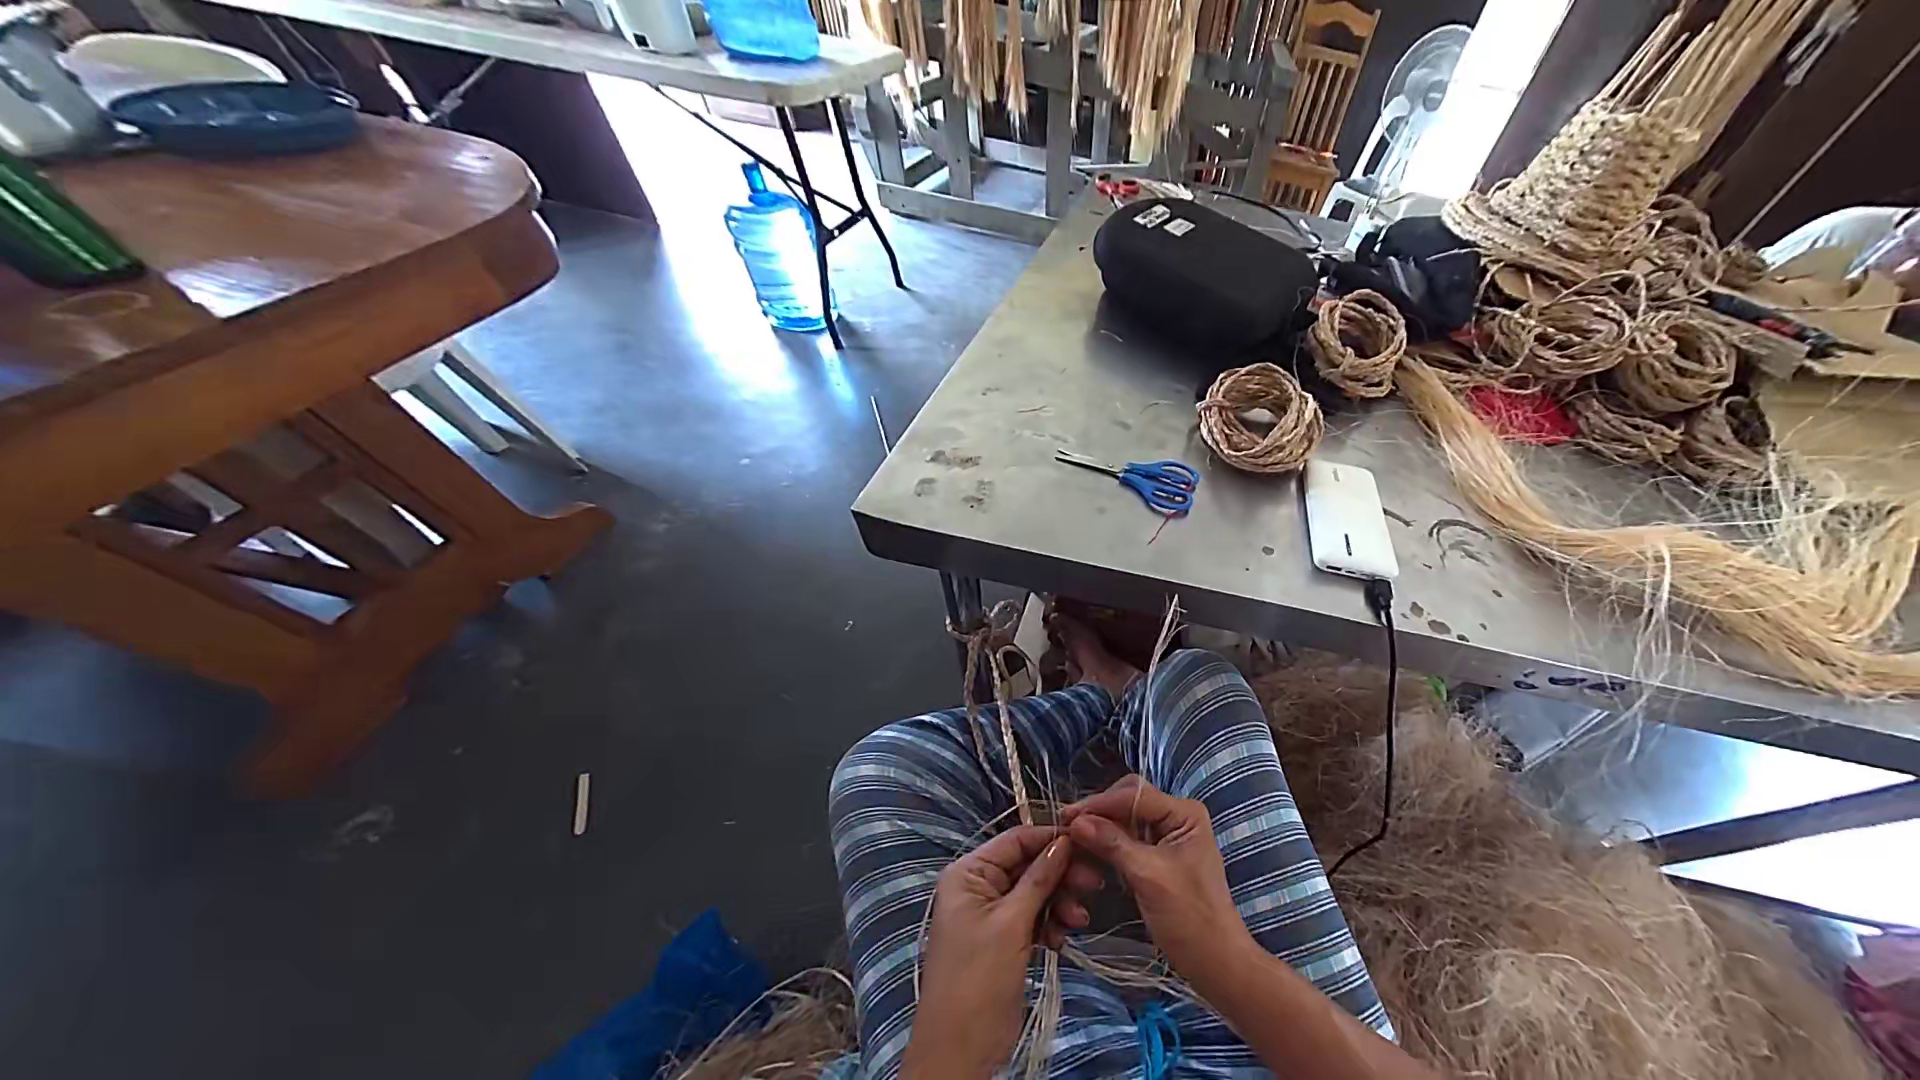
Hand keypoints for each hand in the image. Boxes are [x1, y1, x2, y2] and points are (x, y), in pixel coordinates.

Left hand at [904, 826, 1101, 1079]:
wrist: (960, 1050)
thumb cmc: (978, 978)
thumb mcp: (1011, 924)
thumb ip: (1038, 880)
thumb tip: (1063, 842)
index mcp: (968, 872)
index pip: (1014, 840)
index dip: (1049, 840)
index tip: (1087, 844)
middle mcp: (978, 886)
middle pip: (1027, 866)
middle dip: (1059, 876)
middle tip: (1093, 885)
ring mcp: (991, 914)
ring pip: (1034, 893)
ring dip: (1058, 903)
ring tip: (1077, 921)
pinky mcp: (1004, 940)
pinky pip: (1033, 918)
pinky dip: (1050, 924)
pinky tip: (1062, 939)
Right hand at [1063, 777, 1257, 994]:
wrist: (1216, 965)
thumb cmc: (1191, 919)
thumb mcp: (1148, 876)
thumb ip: (1112, 843)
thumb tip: (1075, 822)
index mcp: (1184, 813)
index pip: (1134, 795)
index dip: (1098, 804)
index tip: (1067, 817)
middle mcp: (1176, 816)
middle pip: (1127, 800)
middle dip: (1098, 812)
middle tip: (1067, 826)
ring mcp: (1167, 836)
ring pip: (1124, 818)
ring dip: (1099, 827)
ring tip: (1072, 838)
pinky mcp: (1157, 855)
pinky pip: (1126, 838)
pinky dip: (1106, 843)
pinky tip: (1087, 850)